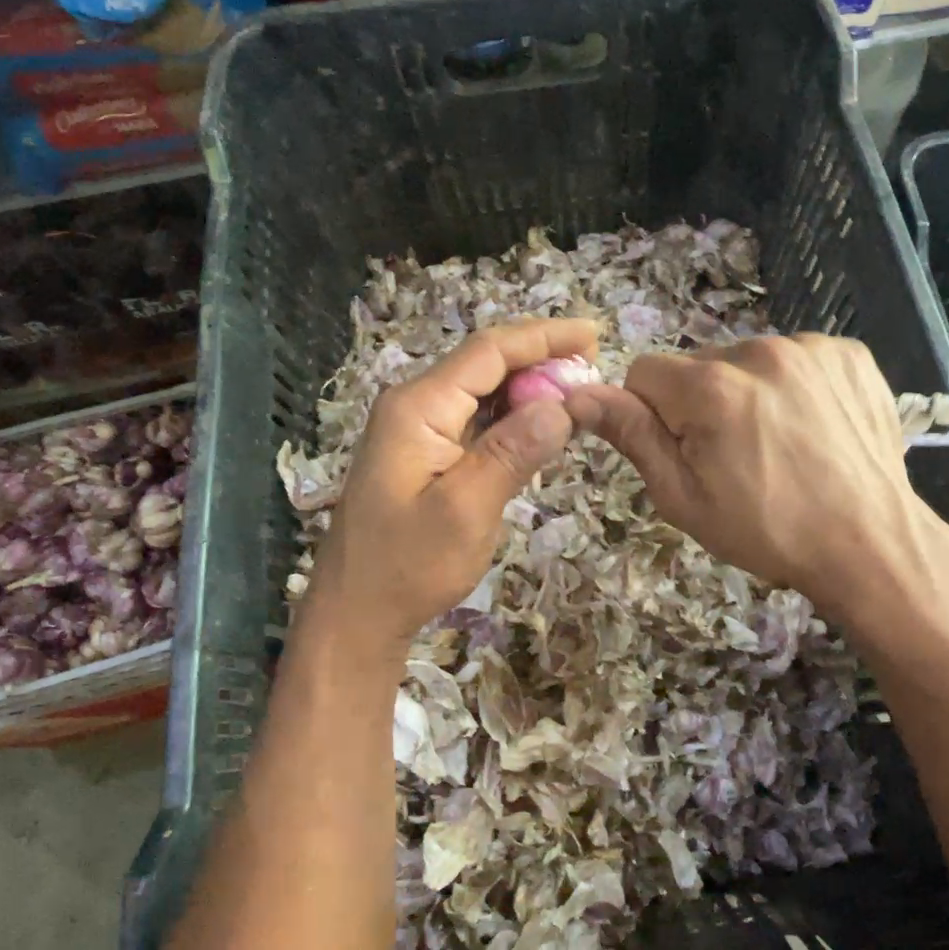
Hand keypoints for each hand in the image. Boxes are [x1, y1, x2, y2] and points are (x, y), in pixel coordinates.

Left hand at [306, 319, 599, 647]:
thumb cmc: (408, 566)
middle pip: (485, 364)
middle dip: (540, 360)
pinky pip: (474, 419)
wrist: (355, 613)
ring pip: (482, 391)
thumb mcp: (467, 510)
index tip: (593, 336)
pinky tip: (540, 426)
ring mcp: (416, 429)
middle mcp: (415, 406)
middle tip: (593, 371)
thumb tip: (561, 405)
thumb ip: (513, 453)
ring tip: (577, 394)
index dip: (543, 337)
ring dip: (528, 388)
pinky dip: (511, 417)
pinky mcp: (423, 453)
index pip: (489, 351)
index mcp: (419, 408)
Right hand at [565, 335, 934, 618]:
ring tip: (780, 444)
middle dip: (702, 401)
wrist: (870, 545)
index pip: (644, 373)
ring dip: (749, 391)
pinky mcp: (850, 354)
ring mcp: (811, 348)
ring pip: (748, 360)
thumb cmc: (768, 531)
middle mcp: (759, 351)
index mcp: (710, 387)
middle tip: (736, 456)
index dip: (653, 415)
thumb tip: (577, 395)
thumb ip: (632, 435)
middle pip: (699, 365)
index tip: (685, 452)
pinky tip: (813, 428)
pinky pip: (798, 358)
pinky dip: (796, 386)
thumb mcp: (684, 497)